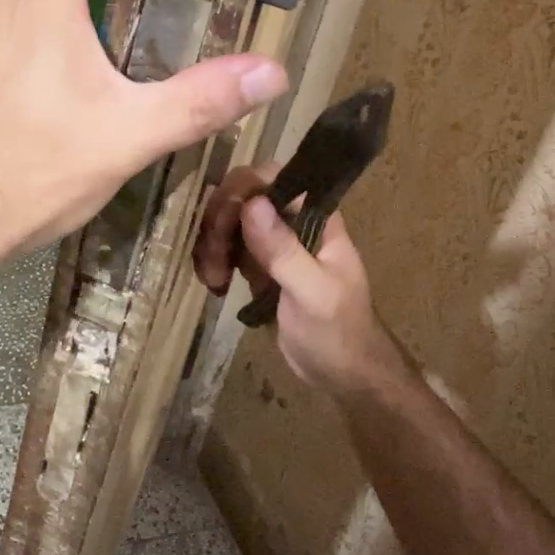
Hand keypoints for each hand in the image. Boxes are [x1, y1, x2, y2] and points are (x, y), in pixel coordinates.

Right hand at [192, 166, 406, 394]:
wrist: (343, 376)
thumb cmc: (337, 332)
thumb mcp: (312, 293)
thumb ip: (283, 249)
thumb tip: (252, 203)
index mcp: (315, 217)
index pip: (271, 178)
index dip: (241, 191)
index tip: (222, 223)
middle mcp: (292, 221)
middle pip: (242, 196)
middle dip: (219, 224)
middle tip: (213, 261)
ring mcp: (274, 242)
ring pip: (228, 220)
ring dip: (211, 244)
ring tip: (213, 279)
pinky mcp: (258, 264)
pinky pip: (226, 246)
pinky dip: (213, 260)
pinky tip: (215, 284)